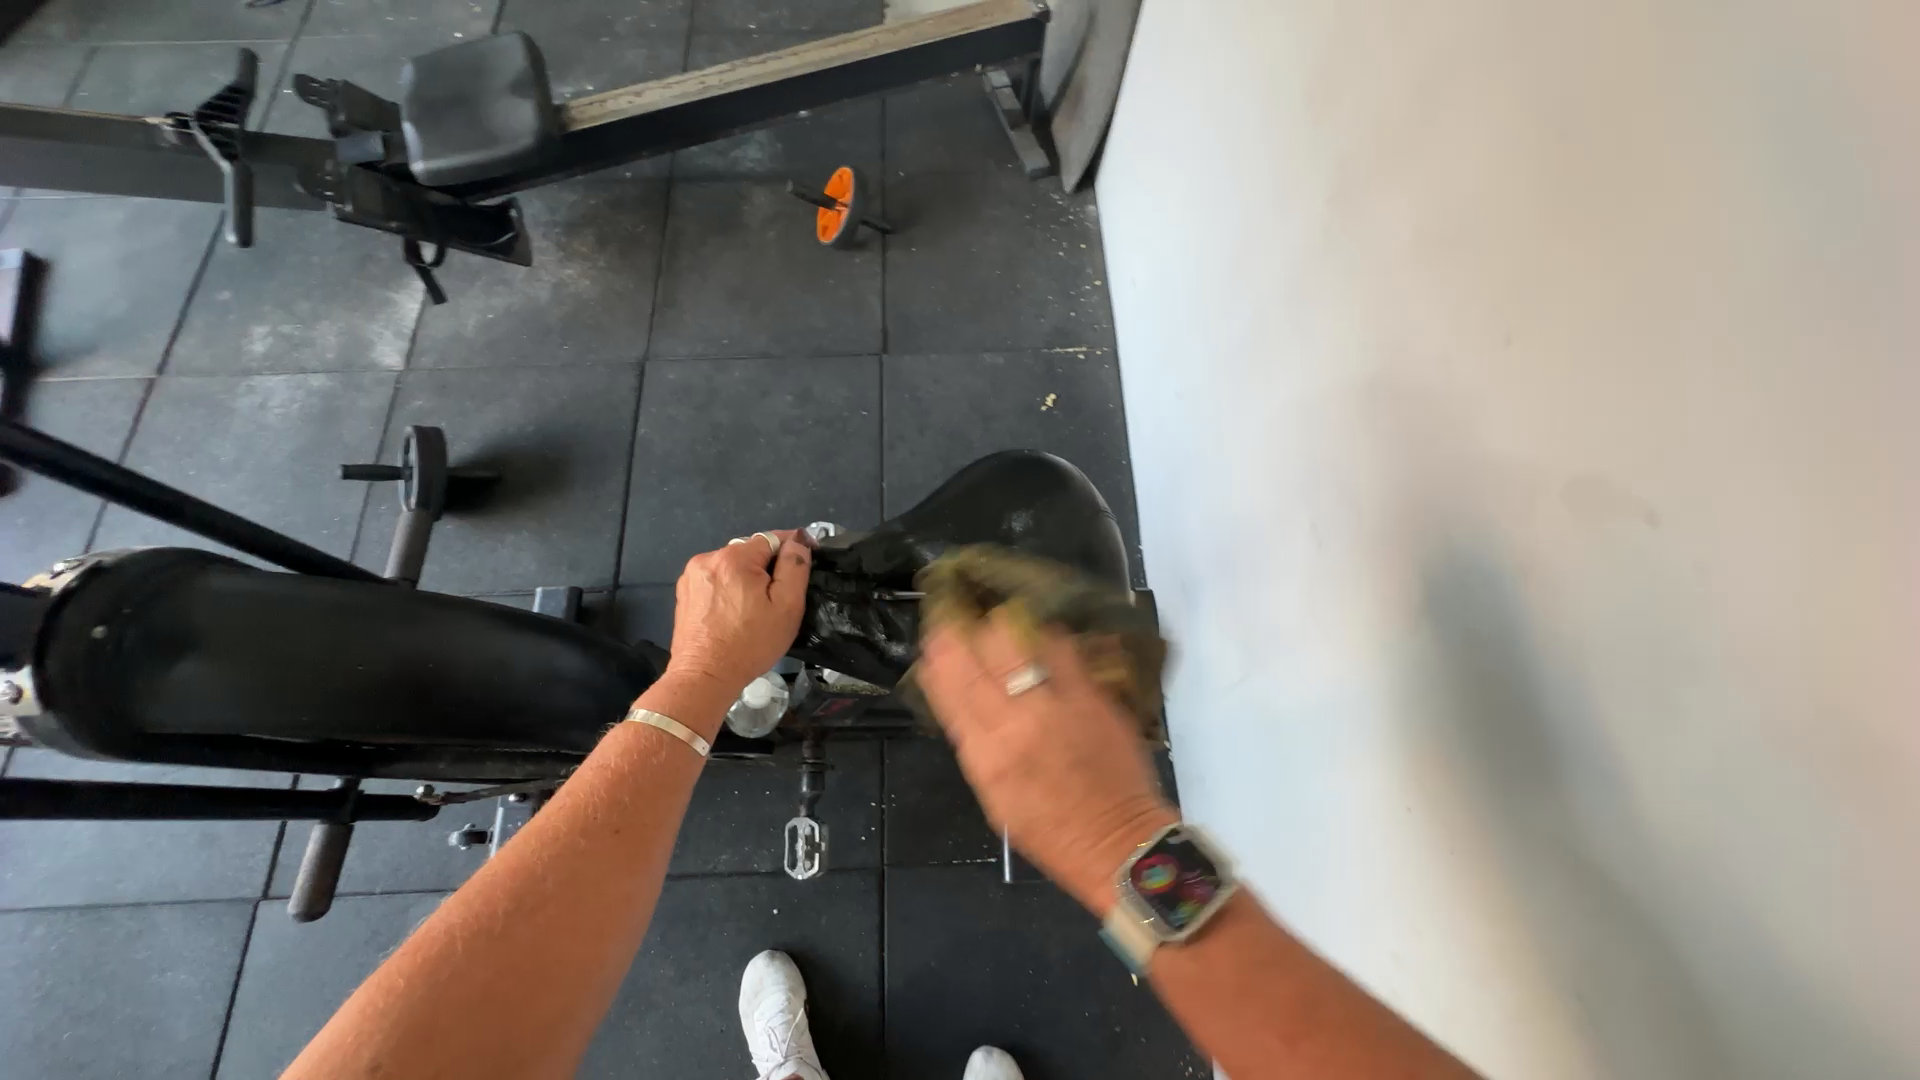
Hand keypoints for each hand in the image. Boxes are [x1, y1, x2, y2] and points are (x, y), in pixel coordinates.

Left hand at [664, 530, 812, 699]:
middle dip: (767, 567)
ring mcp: (692, 574)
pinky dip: (728, 587)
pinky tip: (733, 611)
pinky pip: (715, 578)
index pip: (772, 538)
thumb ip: (795, 567)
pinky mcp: (684, 591)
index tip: (805, 561)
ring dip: (746, 576)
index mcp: (735, 558)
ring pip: (732, 564)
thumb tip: (797, 542)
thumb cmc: (751, 644)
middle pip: (750, 551)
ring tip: (754, 607)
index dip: (792, 547)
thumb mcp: (787, 607)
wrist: (704, 677)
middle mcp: (708, 558)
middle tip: (778, 597)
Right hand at [917, 611, 1178, 914]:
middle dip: (966, 633)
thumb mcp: (995, 797)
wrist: (1118, 842)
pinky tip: (1040, 639)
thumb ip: (976, 745)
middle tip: (966, 625)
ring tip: (1001, 628)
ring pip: (1016, 642)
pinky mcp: (1092, 695)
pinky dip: (1044, 637)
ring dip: (1002, 630)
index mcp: (986, 754)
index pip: (949, 688)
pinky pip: (1061, 649)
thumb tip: (961, 701)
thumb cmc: (1051, 831)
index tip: (934, 637)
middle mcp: (1017, 722)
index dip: (939, 656)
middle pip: (978, 654)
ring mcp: (1057, 704)